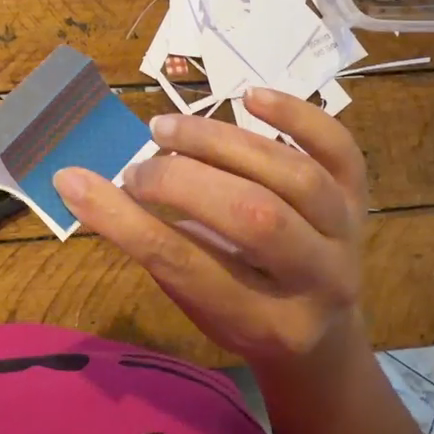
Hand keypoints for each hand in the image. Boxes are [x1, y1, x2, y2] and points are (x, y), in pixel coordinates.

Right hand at [54, 88, 368, 366]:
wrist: (323, 337)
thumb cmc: (239, 313)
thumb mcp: (190, 299)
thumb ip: (150, 242)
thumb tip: (80, 183)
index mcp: (267, 323)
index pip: (187, 264)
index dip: (124, 220)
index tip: (73, 180)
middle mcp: (319, 281)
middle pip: (253, 217)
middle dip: (180, 181)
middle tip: (135, 169)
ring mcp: (347, 235)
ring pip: (292, 176)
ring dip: (219, 142)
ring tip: (164, 129)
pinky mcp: (360, 197)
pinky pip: (338, 147)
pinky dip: (296, 116)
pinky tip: (248, 95)